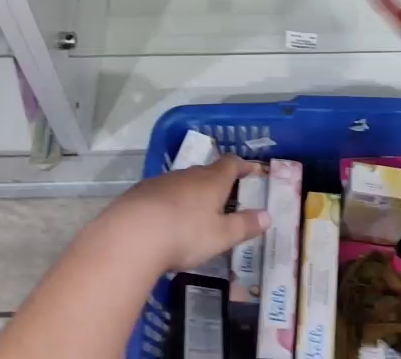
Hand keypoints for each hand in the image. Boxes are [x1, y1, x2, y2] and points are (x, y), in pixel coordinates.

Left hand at [102, 154, 269, 272]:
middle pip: (207, 171)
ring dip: (192, 191)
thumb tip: (268, 215)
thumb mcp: (221, 236)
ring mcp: (163, 181)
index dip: (243, 165)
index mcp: (211, 181)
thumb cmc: (185, 234)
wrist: (132, 234)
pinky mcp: (141, 193)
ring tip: (196, 209)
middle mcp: (188, 175)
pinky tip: (167, 219)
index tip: (252, 169)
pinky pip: (162, 193)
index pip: (231, 164)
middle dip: (217, 180)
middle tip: (226, 194)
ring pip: (183, 181)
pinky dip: (170, 202)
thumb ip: (244, 225)